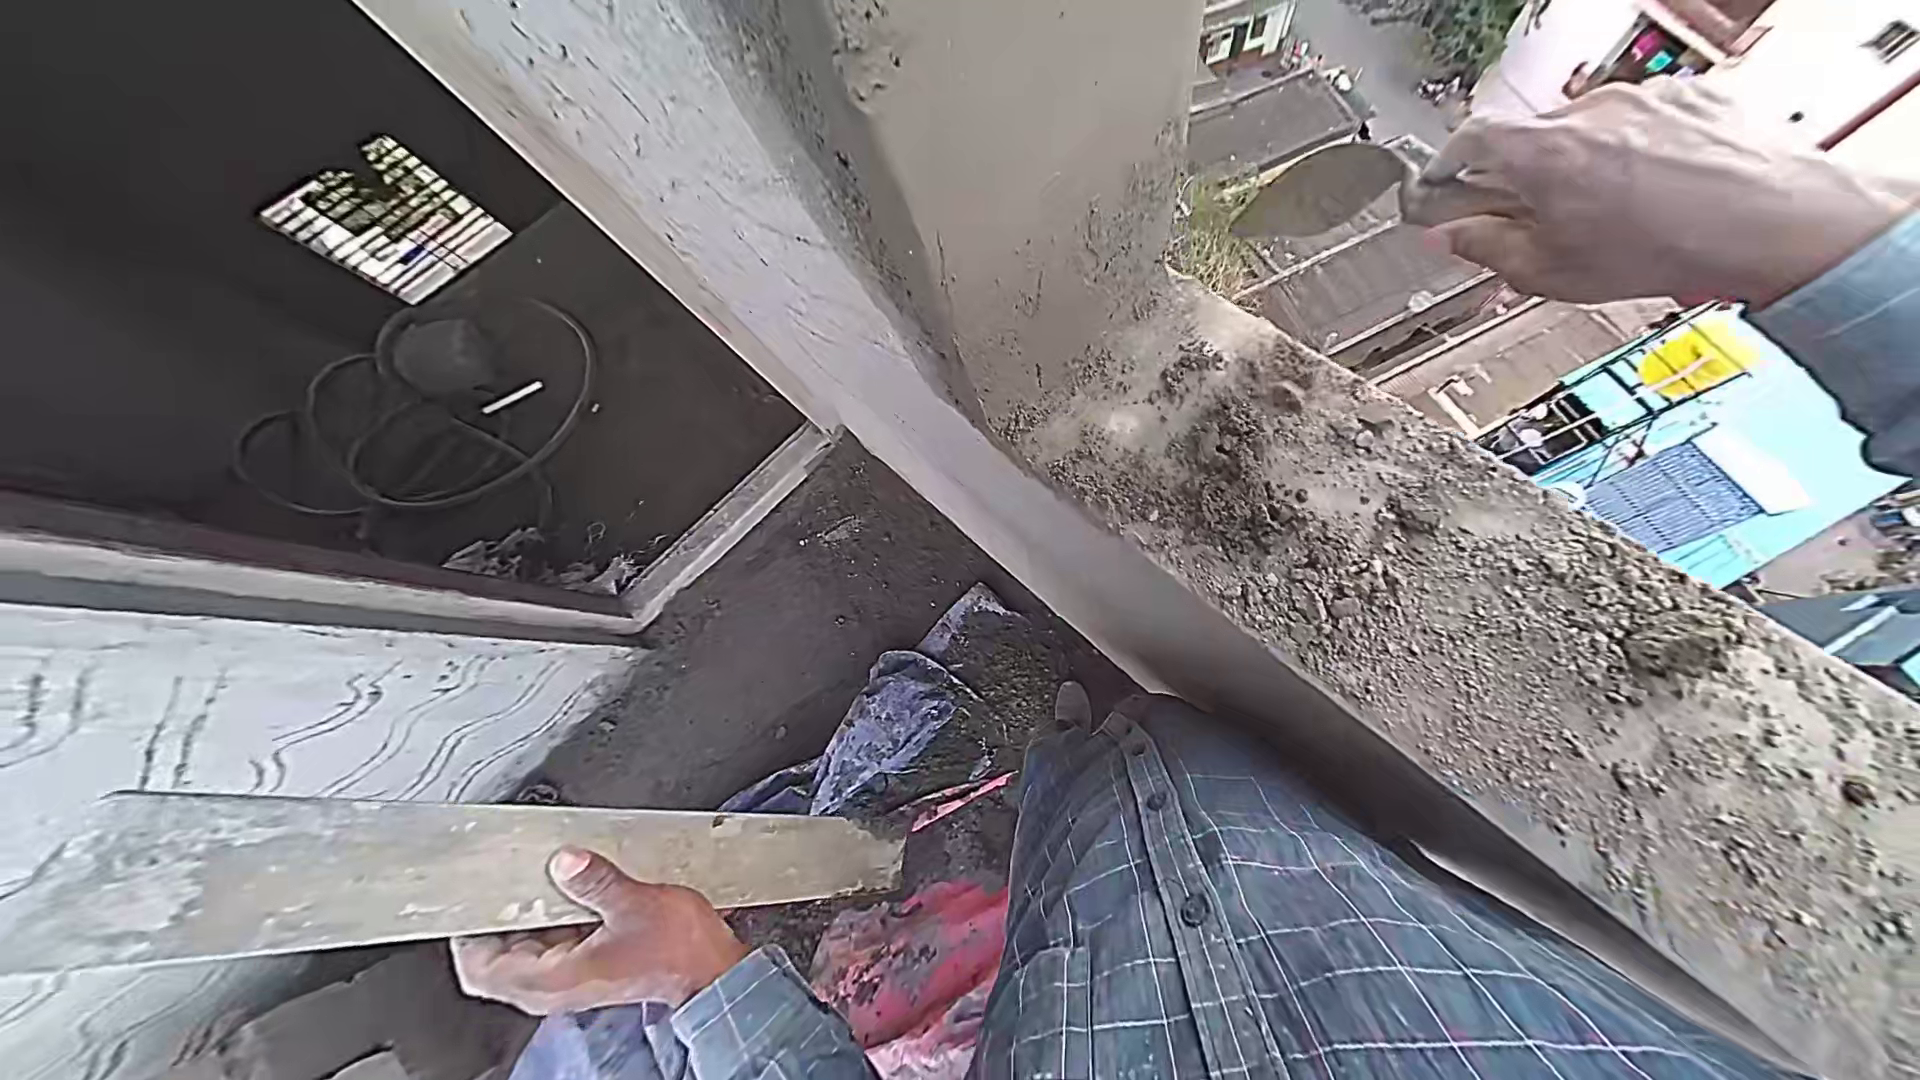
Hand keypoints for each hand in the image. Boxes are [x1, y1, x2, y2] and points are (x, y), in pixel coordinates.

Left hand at [450, 847, 751, 1013]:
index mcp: (553, 979)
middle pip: (500, 960)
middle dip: (501, 920)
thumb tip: (566, 860)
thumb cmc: (675, 948)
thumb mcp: (636, 904)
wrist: (708, 966)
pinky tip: (574, 891)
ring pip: (529, 951)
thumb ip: (597, 881)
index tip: (468, 901)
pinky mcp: (592, 967)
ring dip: (530, 917)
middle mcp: (555, 986)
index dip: (468, 936)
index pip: (482, 968)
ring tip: (542, 878)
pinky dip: (554, 920)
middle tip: (506, 882)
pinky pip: (556, 945)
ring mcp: (573, 979)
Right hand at [1402, 79, 1912, 306]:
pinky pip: (1629, 120)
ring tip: (1585, 206)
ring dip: (1566, 163)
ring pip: (1577, 129)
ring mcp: (1645, 99)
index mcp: (1545, 155)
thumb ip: (1480, 246)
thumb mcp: (1540, 269)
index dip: (1445, 160)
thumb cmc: (1658, 250)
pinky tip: (1630, 189)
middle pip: (1525, 136)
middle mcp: (1593, 114)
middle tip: (1515, 212)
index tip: (1438, 181)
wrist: (1771, 225)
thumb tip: (1442, 236)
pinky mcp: (1688, 96)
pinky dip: (1615, 150)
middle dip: (1511, 173)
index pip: (1471, 136)